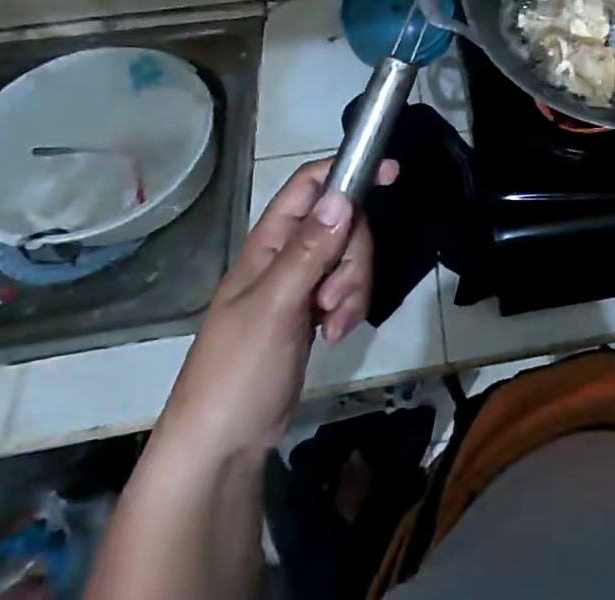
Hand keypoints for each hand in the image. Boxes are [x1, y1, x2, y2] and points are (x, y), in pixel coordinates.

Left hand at [157, 157, 395, 457]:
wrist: (224, 442)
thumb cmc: (238, 369)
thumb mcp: (274, 307)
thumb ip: (309, 251)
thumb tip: (341, 196)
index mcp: (268, 242)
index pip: (309, 186)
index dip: (345, 173)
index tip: (390, 174)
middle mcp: (286, 255)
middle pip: (342, 225)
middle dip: (352, 258)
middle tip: (333, 297)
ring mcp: (300, 285)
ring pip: (348, 260)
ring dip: (352, 290)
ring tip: (331, 325)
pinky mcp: (311, 312)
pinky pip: (345, 292)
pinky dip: (348, 310)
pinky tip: (333, 336)